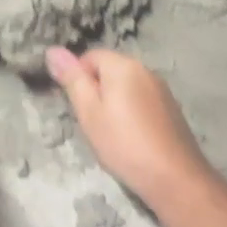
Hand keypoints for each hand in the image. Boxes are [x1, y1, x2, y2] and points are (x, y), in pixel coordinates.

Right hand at [46, 48, 213, 206]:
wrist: (174, 177)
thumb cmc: (124, 143)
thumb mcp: (89, 112)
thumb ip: (72, 79)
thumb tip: (53, 50)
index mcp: (124, 65)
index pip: (90, 56)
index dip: (78, 78)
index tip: (78, 106)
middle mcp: (145, 70)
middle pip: (110, 70)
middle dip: (97, 91)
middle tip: (92, 122)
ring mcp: (162, 90)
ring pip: (126, 87)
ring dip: (114, 103)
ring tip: (111, 133)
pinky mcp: (171, 109)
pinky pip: (142, 100)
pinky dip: (132, 113)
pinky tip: (132, 138)